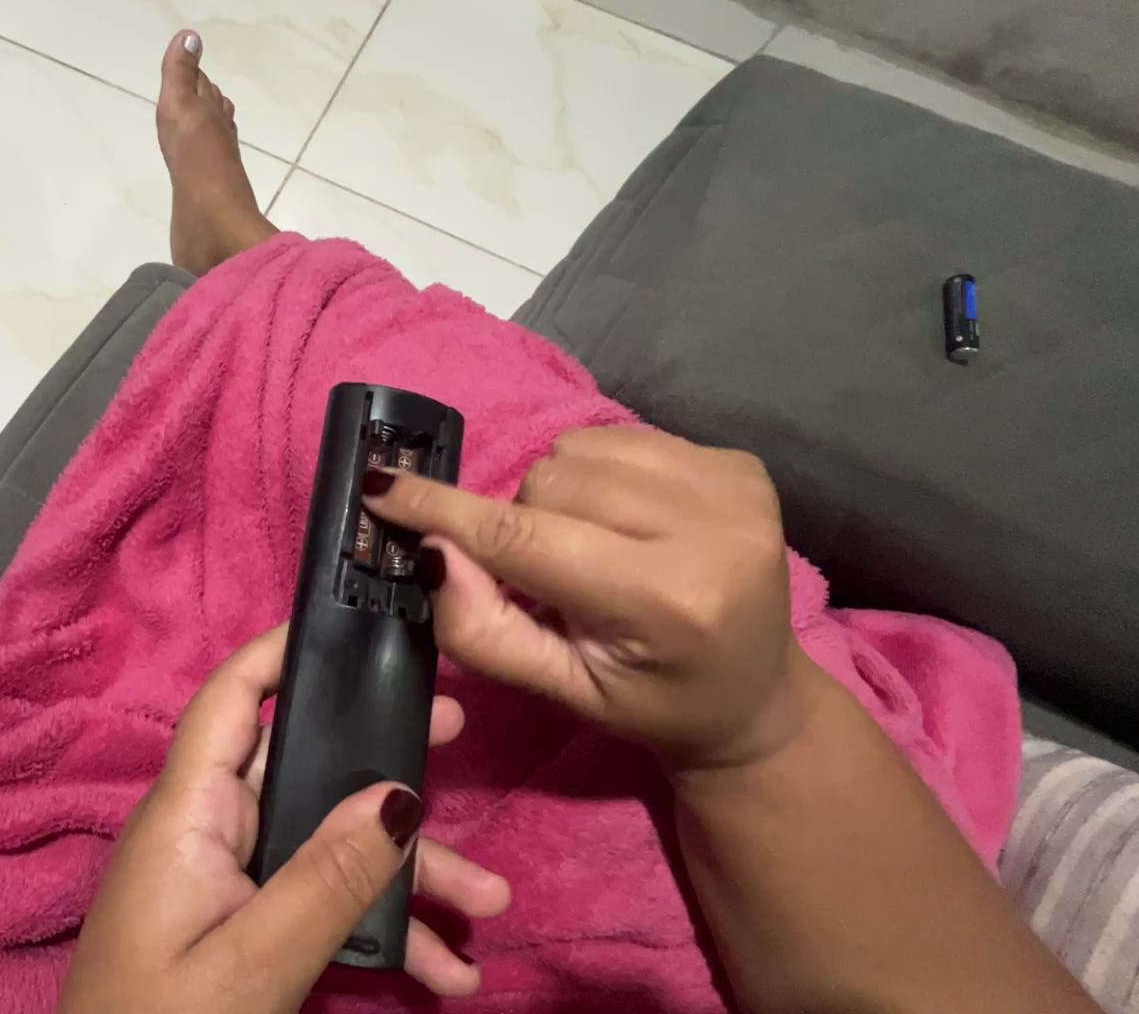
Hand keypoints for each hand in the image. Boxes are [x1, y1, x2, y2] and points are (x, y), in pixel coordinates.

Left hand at [58, 624, 510, 1012]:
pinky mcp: (243, 918)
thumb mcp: (252, 963)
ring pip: (324, 840)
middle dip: (381, 767)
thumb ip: (326, 880)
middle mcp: (210, 825)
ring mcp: (228, 874)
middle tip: (457, 738)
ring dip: (401, 870)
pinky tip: (442, 967)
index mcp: (189, 809)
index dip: (279, 653)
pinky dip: (375, 926)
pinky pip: (316, 899)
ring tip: (486, 903)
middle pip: (301, 768)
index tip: (350, 633)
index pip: (229, 699)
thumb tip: (397, 794)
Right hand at [362, 426, 819, 774]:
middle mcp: (711, 529)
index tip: (382, 488)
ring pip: (574, 451)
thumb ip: (483, 628)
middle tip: (544, 571)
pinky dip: (592, 474)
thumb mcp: (555, 689)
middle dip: (519, 521)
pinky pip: (613, 438)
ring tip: (587, 544)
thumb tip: (434, 548)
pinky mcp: (739, 462)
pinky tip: (621, 520)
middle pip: (546, 483)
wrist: (756, 693)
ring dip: (554, 495)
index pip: (525, 537)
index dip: (443, 510)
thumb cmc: (646, 701)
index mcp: (665, 601)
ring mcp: (732, 485)